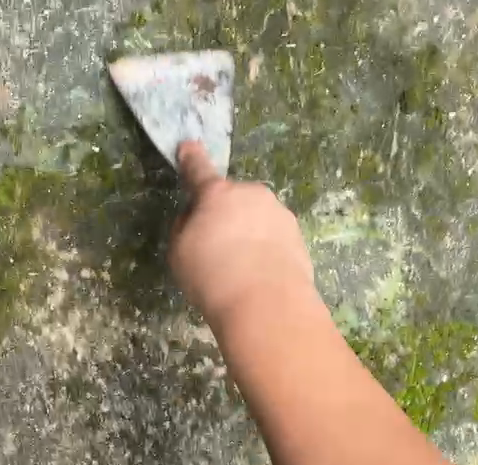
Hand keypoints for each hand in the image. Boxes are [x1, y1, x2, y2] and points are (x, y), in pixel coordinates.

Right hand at [169, 141, 318, 330]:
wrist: (264, 304)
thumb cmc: (211, 277)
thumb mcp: (179, 254)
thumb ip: (184, 228)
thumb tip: (194, 218)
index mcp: (217, 194)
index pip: (199, 170)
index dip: (191, 160)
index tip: (188, 147)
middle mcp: (251, 195)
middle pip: (233, 200)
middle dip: (226, 216)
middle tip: (217, 251)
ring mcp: (279, 213)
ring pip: (257, 219)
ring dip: (249, 234)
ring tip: (242, 270)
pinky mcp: (298, 236)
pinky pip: (274, 238)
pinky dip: (267, 251)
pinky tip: (260, 276)